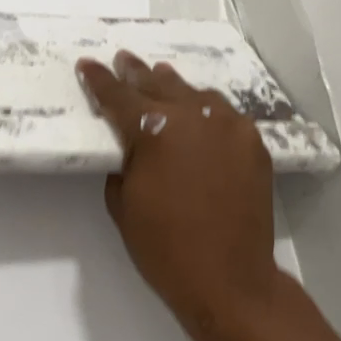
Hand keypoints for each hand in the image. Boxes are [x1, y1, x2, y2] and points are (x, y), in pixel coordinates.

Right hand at [78, 51, 280, 340]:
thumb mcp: (122, 201)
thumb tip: (132, 143)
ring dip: (172, 87)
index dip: (99, 80)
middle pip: (157, 84)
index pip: (117, 95)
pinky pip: (223, 114)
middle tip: (123, 59)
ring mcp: (229, 125)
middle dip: (135, 72)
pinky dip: (204, 110)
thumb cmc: (164, 247)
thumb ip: (123, 160)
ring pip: (194, 93)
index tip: (87, 64)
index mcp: (154, 129)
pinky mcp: (253, 142)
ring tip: (159, 77)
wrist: (230, 281)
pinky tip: (197, 113)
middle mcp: (193, 115)